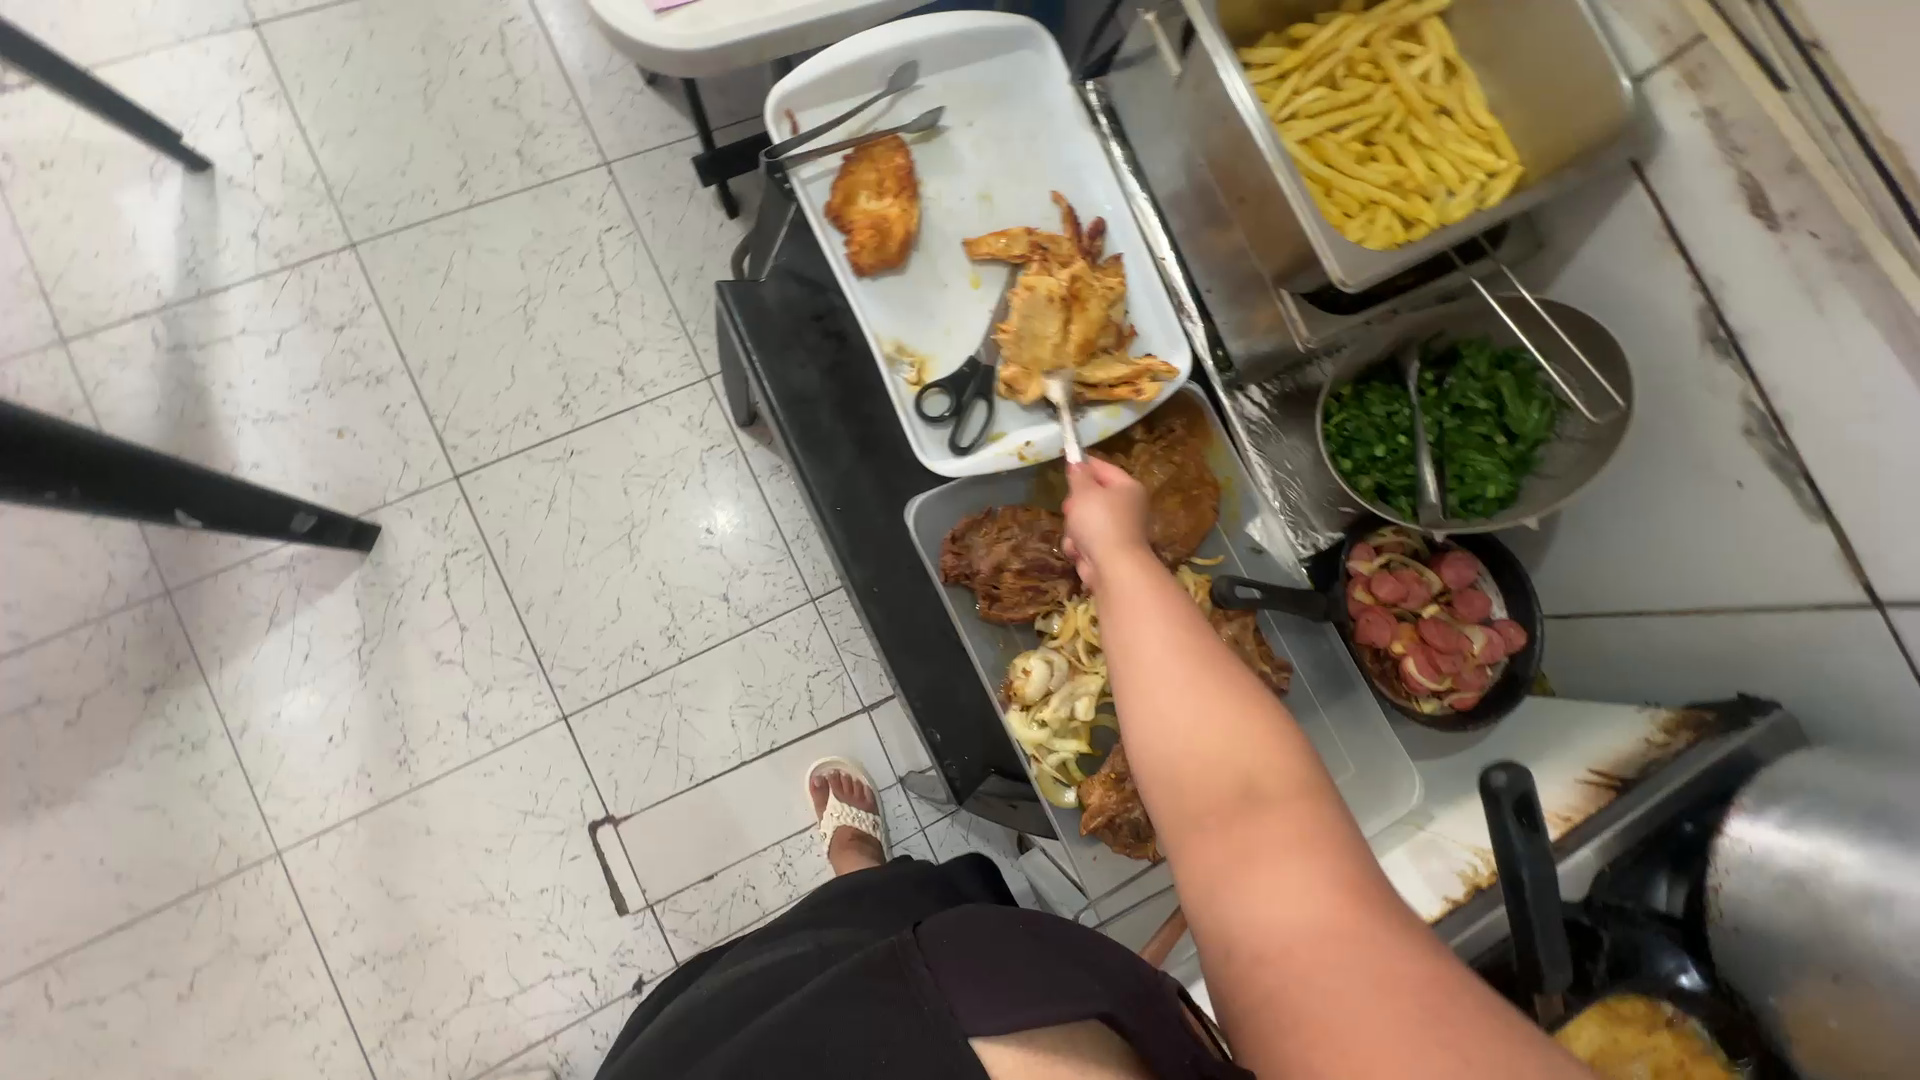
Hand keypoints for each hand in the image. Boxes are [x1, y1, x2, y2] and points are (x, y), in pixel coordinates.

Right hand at [1062, 458, 1151, 589]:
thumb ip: (1078, 475)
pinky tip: (1079, 551)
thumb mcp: (1084, 492)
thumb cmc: (1100, 521)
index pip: (1103, 468)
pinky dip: (1077, 546)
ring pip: (1083, 520)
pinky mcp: (1105, 550)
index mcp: (1127, 488)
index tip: (1065, 463)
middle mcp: (1126, 507)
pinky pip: (1083, 540)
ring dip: (1073, 528)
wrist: (1112, 566)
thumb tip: (1077, 462)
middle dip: (1075, 504)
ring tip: (1076, 534)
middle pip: (1091, 496)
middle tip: (1069, 508)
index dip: (1083, 465)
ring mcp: (1116, 530)